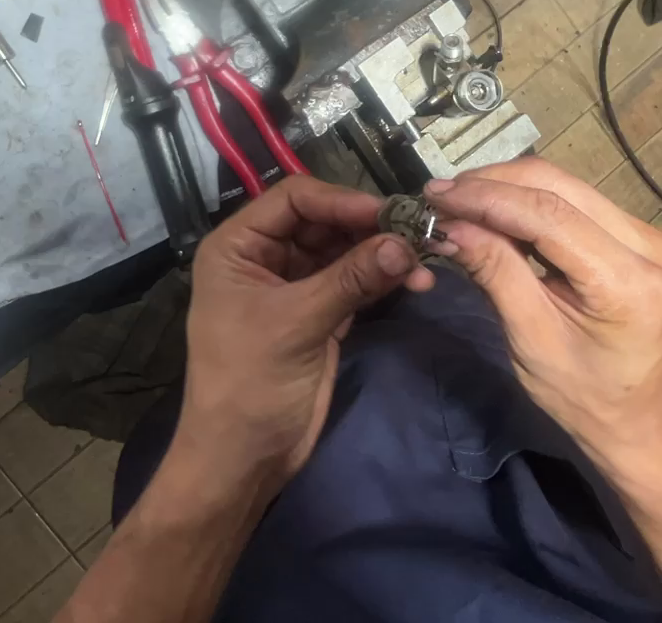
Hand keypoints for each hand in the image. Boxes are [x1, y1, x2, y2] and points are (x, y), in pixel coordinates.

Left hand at [176, 177, 432, 486]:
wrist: (242, 462)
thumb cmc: (250, 384)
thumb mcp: (297, 324)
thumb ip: (351, 279)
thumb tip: (404, 244)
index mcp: (238, 246)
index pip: (293, 199)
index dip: (339, 200)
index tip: (385, 214)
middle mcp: (264, 256)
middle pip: (323, 221)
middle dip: (367, 227)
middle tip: (416, 235)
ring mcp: (294, 284)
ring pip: (343, 250)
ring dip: (381, 254)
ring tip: (423, 264)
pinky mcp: (319, 311)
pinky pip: (354, 281)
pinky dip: (382, 279)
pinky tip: (414, 282)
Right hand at [423, 158, 661, 463]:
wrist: (632, 415)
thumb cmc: (579, 391)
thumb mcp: (529, 338)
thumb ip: (495, 272)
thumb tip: (449, 225)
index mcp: (626, 281)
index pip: (548, 214)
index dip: (486, 198)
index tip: (435, 196)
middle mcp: (644, 243)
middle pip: (555, 186)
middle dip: (490, 184)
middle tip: (439, 196)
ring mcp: (640, 231)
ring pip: (560, 182)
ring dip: (503, 186)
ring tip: (457, 202)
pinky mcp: (628, 230)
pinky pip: (568, 196)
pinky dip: (522, 198)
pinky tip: (489, 210)